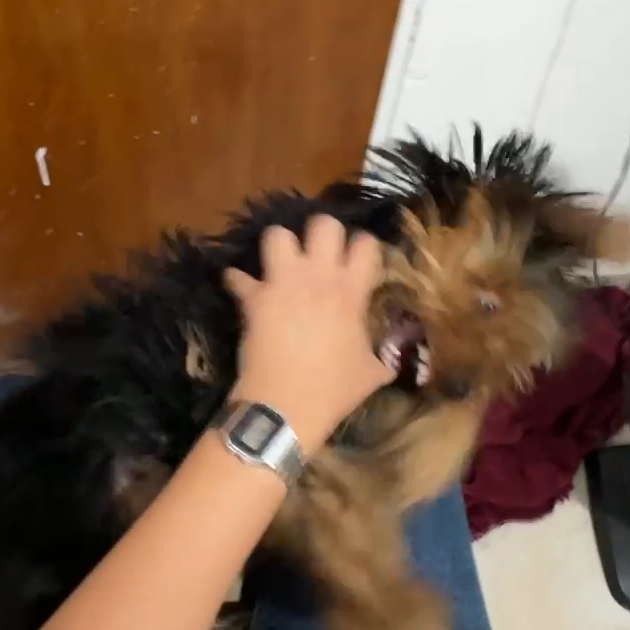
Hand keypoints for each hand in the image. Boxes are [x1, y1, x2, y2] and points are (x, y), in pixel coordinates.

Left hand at [223, 216, 394, 450]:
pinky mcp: (253, 298)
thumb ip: (382, 358)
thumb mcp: (371, 374)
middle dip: (321, 231)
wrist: (287, 405)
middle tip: (318, 251)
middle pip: (323, 224)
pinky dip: (237, 281)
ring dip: (278, 245)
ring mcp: (283, 284)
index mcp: (351, 291)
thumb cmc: (334, 389)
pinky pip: (237, 276)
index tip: (358, 258)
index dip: (363, 245)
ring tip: (279, 260)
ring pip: (277, 235)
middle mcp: (318, 277)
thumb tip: (391, 363)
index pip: (366, 243)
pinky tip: (240, 287)